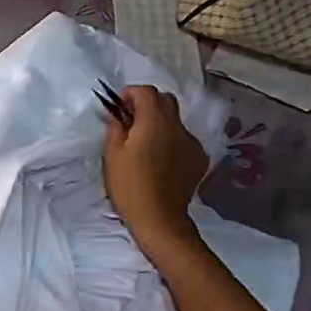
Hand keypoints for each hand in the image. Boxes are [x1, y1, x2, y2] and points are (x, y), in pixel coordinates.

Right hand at [102, 85, 208, 252]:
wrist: (159, 219)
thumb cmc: (129, 187)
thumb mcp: (112, 156)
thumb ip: (115, 128)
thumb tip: (116, 114)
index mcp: (154, 122)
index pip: (146, 92)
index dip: (130, 93)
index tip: (118, 106)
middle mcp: (177, 126)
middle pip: (166, 101)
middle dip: (148, 104)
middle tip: (131, 121)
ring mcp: (192, 142)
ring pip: (176, 121)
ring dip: (160, 124)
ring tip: (146, 145)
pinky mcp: (199, 158)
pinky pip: (184, 140)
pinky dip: (171, 142)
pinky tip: (161, 161)